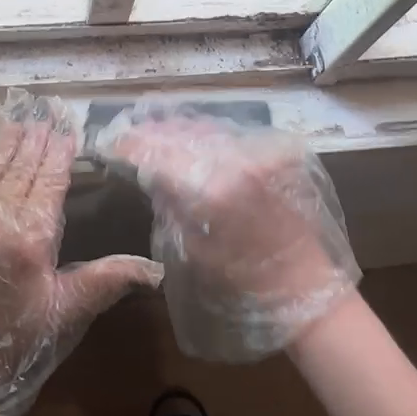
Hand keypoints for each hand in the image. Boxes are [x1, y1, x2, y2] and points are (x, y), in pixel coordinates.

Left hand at [0, 89, 162, 415]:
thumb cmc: (9, 346)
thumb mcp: (63, 314)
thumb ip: (108, 279)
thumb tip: (158, 268)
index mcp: (28, 240)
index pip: (48, 178)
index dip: (59, 150)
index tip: (67, 128)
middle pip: (17, 165)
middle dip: (34, 138)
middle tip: (45, 113)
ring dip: (3, 140)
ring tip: (19, 119)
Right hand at [100, 104, 359, 361]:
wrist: (303, 287)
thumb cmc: (241, 282)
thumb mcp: (191, 251)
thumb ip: (170, 206)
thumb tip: (150, 174)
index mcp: (210, 190)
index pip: (158, 155)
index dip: (132, 146)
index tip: (113, 142)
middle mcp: (235, 161)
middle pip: (183, 133)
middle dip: (154, 133)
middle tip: (132, 132)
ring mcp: (260, 153)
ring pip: (208, 128)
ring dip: (182, 129)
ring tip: (159, 130)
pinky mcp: (277, 152)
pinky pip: (233, 136)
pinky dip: (210, 136)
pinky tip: (195, 139)